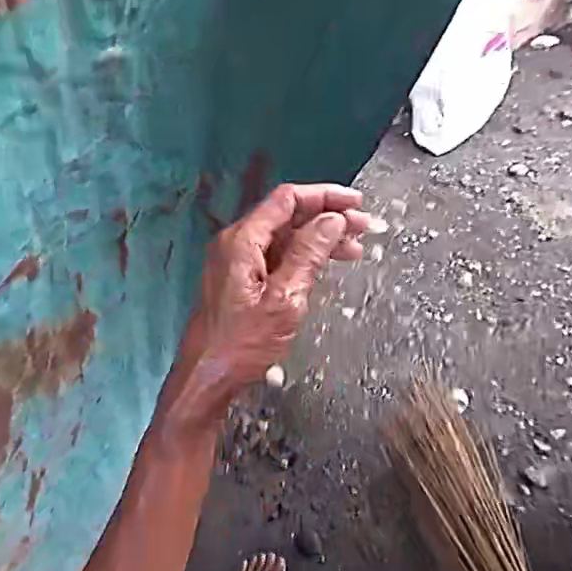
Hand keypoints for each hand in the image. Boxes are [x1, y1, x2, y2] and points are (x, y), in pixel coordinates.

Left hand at [174, 183, 374, 412]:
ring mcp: (233, 262)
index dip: (324, 196)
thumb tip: (332, 219)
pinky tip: (325, 264)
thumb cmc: (241, 343)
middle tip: (364, 227)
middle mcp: (233, 245)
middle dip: (326, 216)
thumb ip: (308, 255)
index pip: (285, 200)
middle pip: (284, 216)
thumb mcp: (285, 299)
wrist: (207, 374)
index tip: (357, 203)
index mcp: (241, 242)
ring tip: (354, 248)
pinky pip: (273, 256)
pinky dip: (301, 256)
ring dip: (317, 238)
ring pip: (281, 237)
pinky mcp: (237, 280)